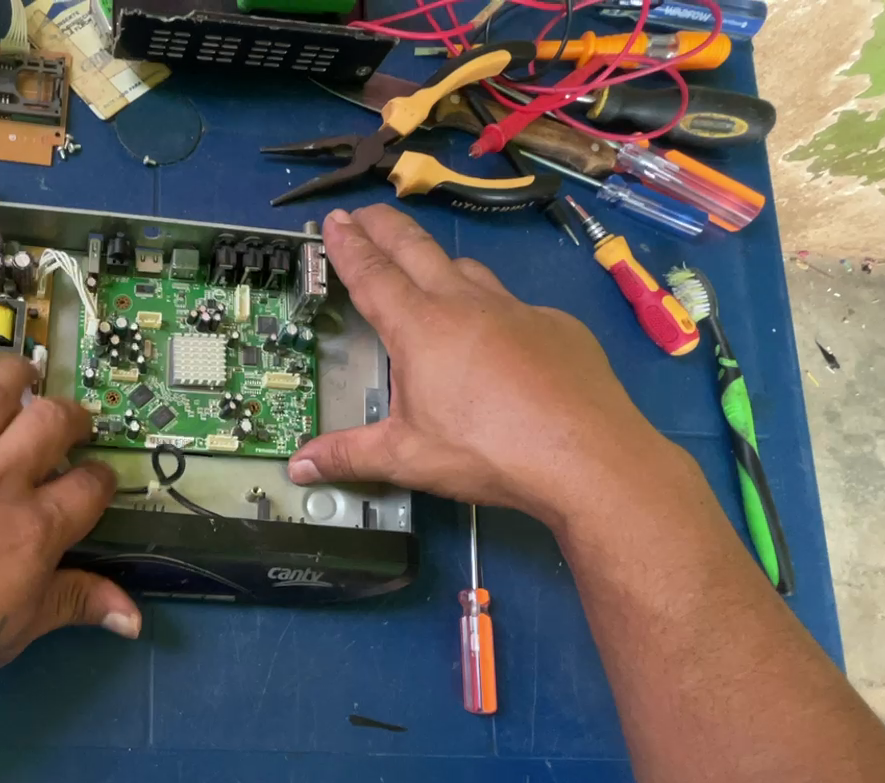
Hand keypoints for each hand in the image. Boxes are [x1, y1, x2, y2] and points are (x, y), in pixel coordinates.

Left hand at [0, 354, 139, 727]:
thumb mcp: (22, 628)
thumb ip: (79, 603)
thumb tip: (135, 618)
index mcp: (35, 529)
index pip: (89, 484)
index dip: (101, 478)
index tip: (94, 481)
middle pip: (50, 422)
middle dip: (71, 415)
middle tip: (67, 422)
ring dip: (15, 374)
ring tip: (23, 371)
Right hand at [287, 204, 679, 527]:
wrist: (587, 455)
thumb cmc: (484, 451)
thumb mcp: (404, 457)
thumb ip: (347, 456)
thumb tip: (297, 467)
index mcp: (421, 329)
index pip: (373, 275)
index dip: (349, 246)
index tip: (335, 221)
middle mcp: (466, 306)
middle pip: (417, 250)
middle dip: (385, 227)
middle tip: (365, 214)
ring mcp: (516, 310)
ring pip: (466, 269)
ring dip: (436, 261)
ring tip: (422, 267)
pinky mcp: (555, 327)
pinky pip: (511, 305)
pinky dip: (488, 308)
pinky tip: (492, 338)